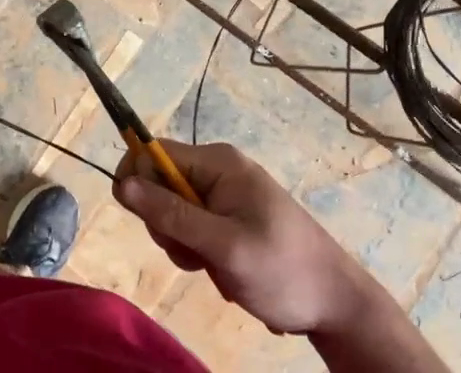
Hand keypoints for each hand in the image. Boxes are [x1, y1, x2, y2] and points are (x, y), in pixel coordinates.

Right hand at [114, 140, 367, 334]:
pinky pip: (194, 227)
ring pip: (174, 210)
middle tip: (194, 254)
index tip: (143, 219)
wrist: (339, 308)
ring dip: (184, 244)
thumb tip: (121, 184)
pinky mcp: (232, 219)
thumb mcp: (224, 246)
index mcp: (219, 163)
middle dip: (166, 223)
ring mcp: (227, 195)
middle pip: (161, 183)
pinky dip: (199, 252)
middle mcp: (220, 170)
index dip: (137, 180)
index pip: (154, 152)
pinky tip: (223, 270)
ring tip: (215, 266)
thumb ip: (172, 215)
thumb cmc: (284, 272)